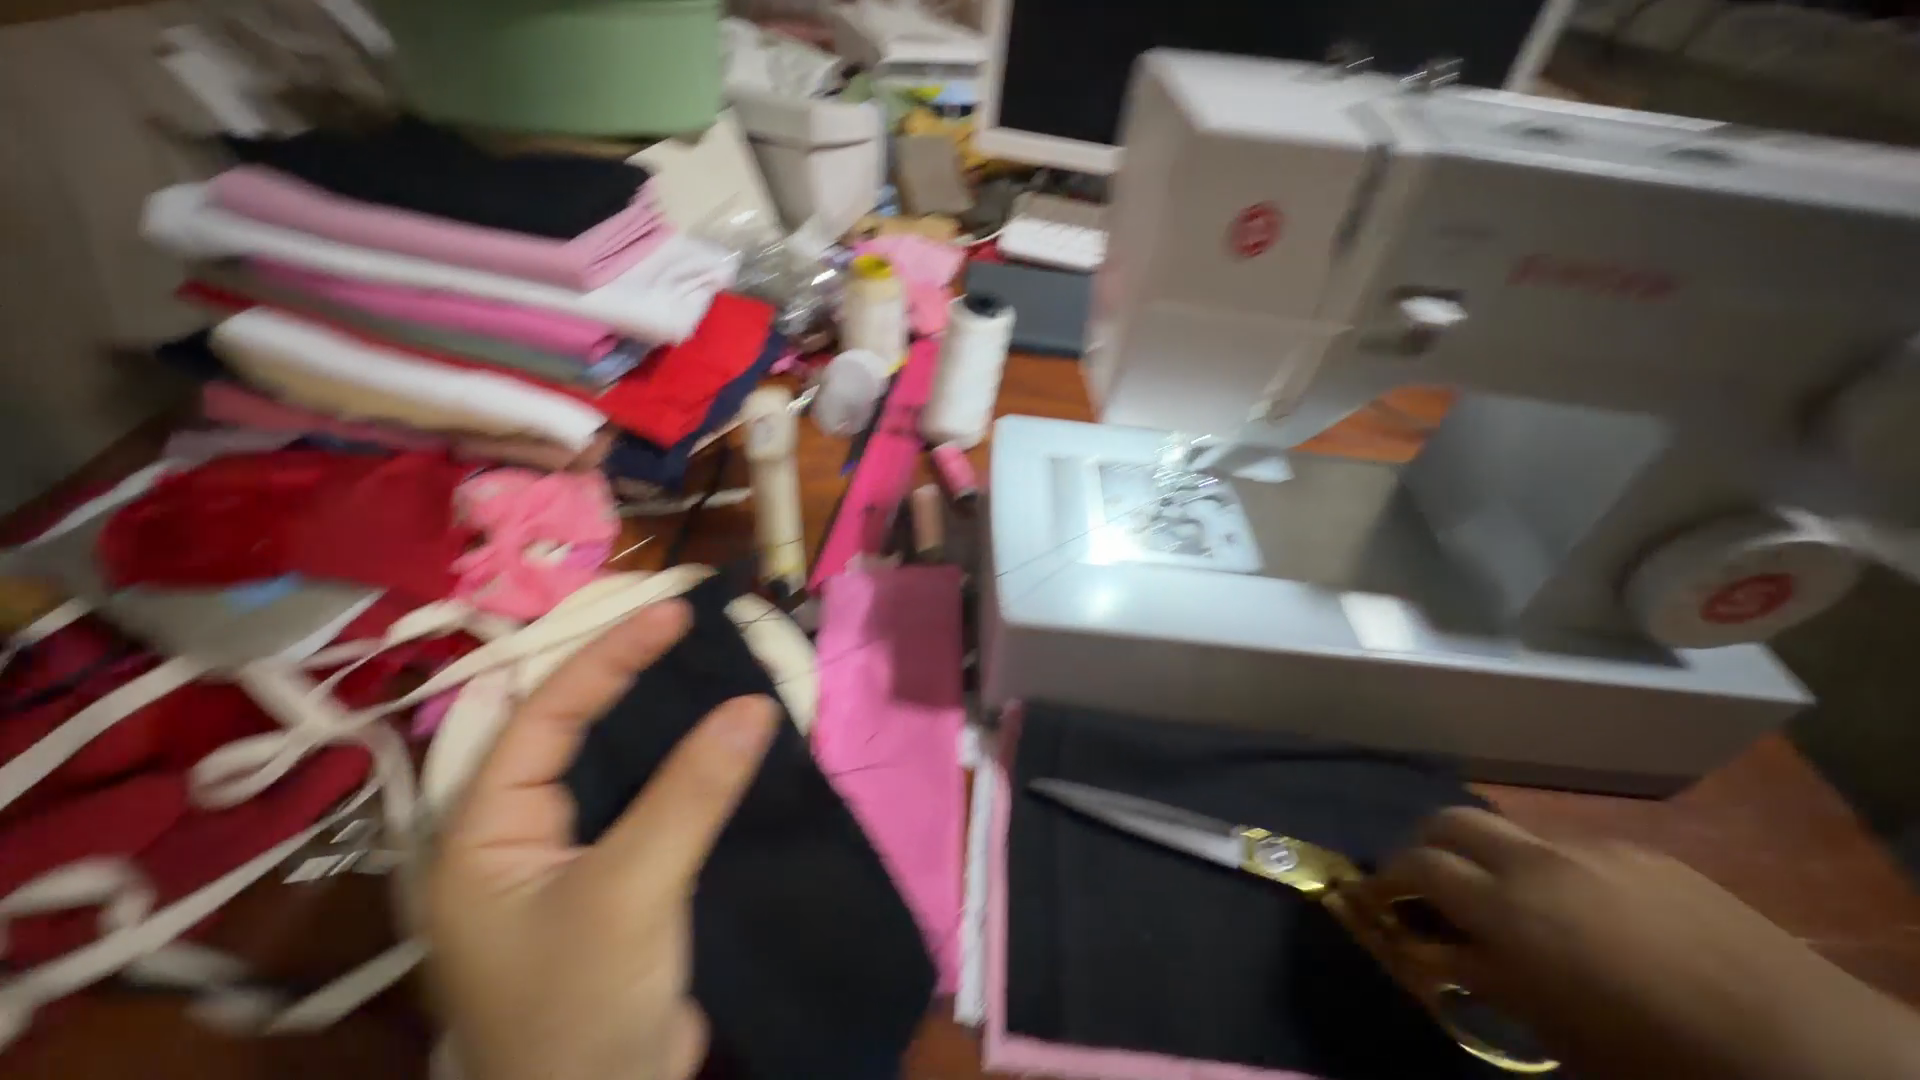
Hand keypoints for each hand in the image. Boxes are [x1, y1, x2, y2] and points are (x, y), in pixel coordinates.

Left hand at [424, 600, 779, 1079]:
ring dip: (655, 721)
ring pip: (608, 768)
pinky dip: (677, 769)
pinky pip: (641, 805)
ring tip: (701, 669)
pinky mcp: (607, 883)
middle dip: (622, 676)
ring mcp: (560, 861)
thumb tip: (752, 705)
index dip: (607, 658)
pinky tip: (712, 743)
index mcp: (481, 833)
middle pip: (566, 732)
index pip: (543, 716)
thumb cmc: (583, 1008)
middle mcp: (510, 837)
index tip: (672, 614)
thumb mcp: (632, 893)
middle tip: (682, 629)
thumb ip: (689, 794)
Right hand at [1378, 807, 1919, 1079]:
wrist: (1803, 1045)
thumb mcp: (1552, 1028)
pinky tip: (1588, 913)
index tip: (1377, 898)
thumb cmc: (1656, 1053)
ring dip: (1489, 855)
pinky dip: (1551, 869)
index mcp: (1509, 907)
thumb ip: (1482, 976)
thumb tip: (1431, 949)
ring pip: (1512, 829)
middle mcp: (1540, 861)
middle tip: (1427, 885)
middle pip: (1451, 820)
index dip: (1386, 877)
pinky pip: (1574, 847)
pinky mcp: (1646, 854)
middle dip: (1425, 845)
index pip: (1417, 864)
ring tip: (1510, 903)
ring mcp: (1595, 850)